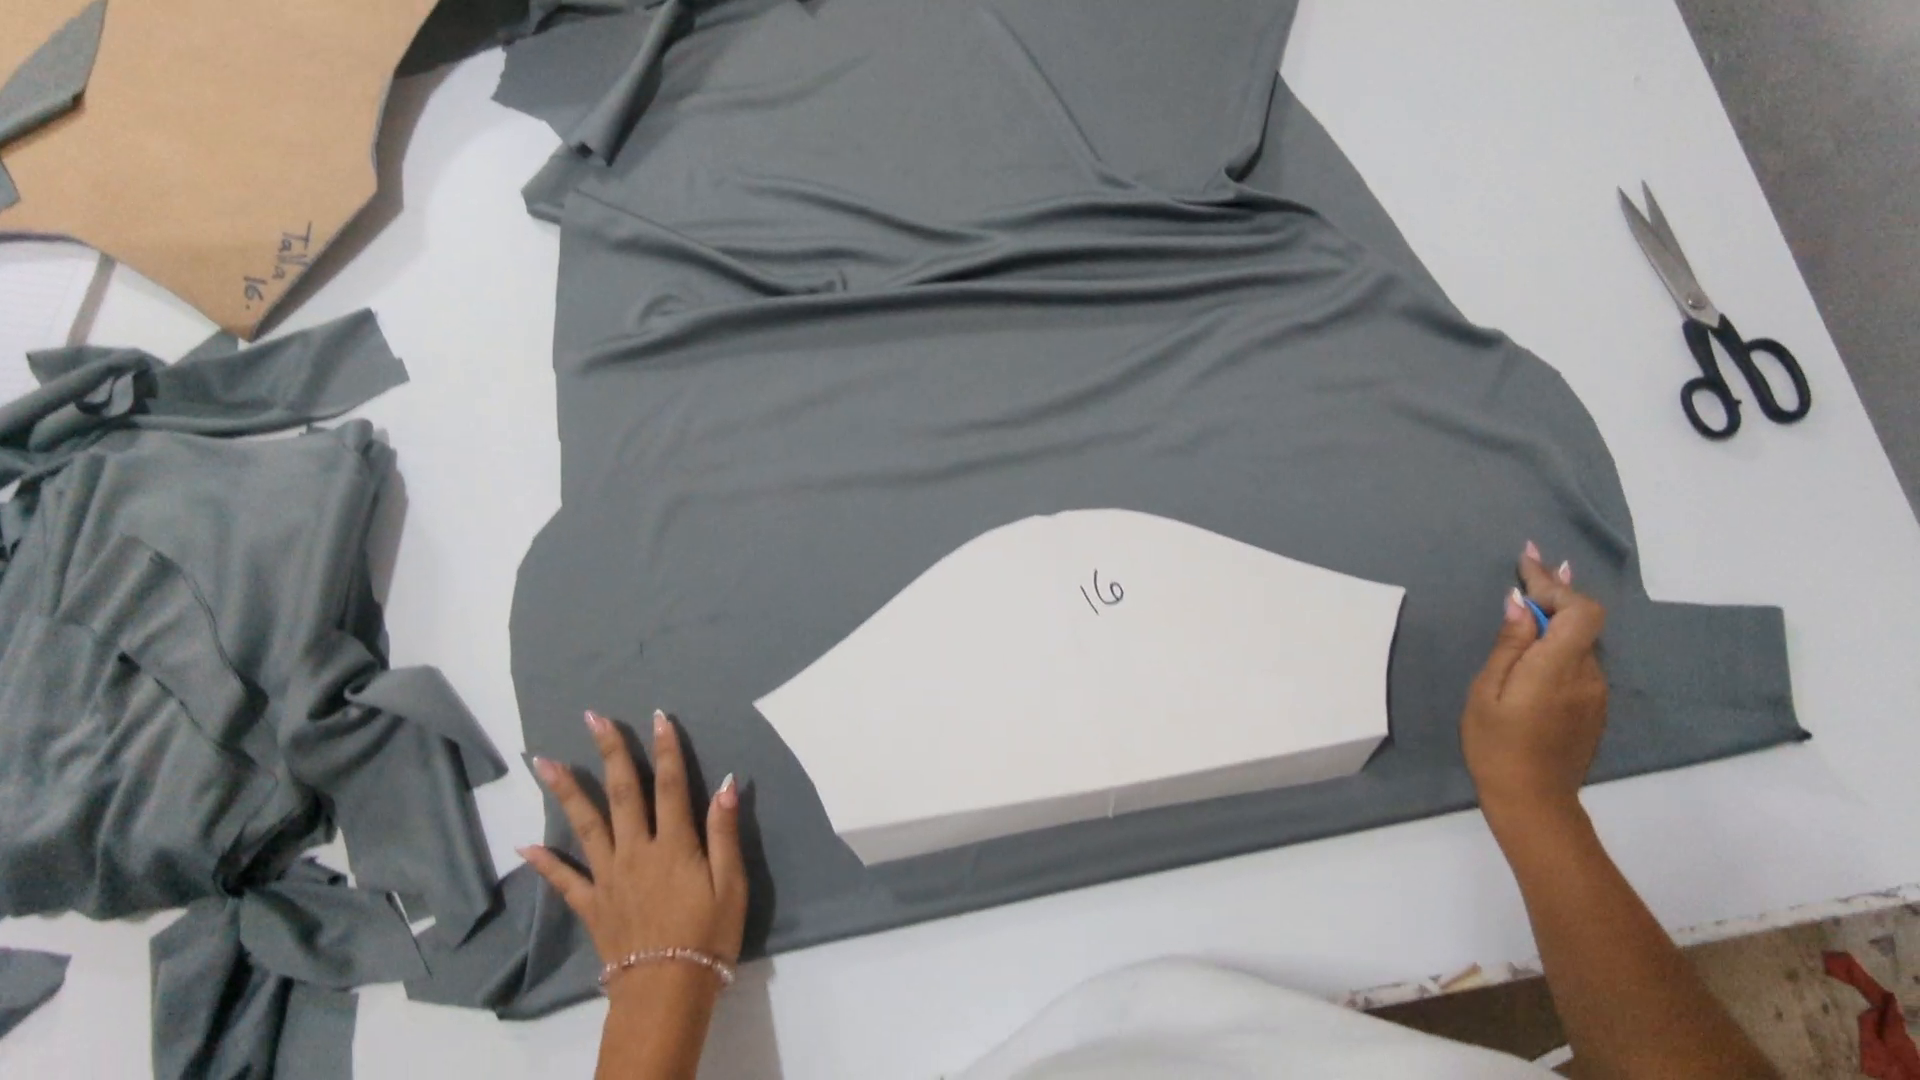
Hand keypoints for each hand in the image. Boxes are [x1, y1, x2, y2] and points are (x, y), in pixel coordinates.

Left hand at [521, 710, 747, 1000]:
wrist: (666, 990)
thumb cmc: (708, 934)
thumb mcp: (732, 884)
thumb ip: (725, 832)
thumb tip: (726, 783)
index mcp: (674, 843)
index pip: (670, 785)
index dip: (666, 748)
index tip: (658, 716)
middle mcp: (636, 850)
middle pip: (622, 793)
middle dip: (610, 752)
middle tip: (593, 718)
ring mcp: (608, 876)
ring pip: (584, 825)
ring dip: (566, 790)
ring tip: (544, 761)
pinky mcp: (592, 904)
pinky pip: (564, 879)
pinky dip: (544, 861)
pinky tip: (525, 844)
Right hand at [1461, 544, 1608, 823]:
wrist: (1532, 799)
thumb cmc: (1496, 744)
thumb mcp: (1487, 692)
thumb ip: (1509, 645)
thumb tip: (1520, 604)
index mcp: (1558, 668)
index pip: (1578, 611)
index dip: (1555, 584)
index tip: (1528, 561)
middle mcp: (1588, 674)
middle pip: (1583, 620)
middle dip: (1556, 590)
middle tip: (1532, 563)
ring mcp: (1596, 692)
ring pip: (1582, 639)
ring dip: (1559, 614)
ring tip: (1535, 593)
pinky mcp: (1593, 705)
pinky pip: (1580, 659)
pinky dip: (1562, 639)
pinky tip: (1543, 637)